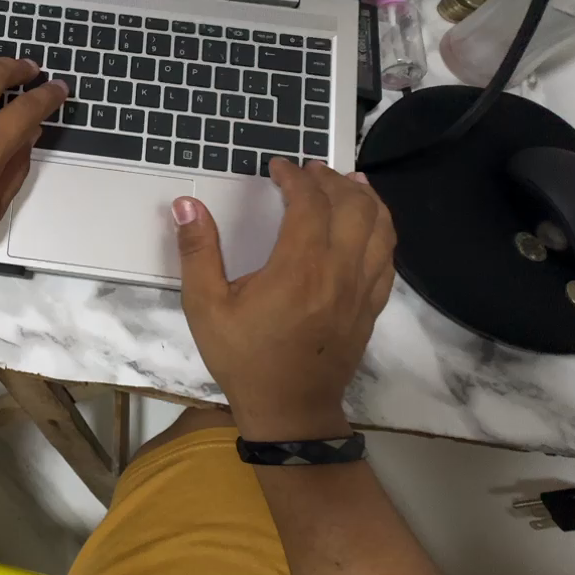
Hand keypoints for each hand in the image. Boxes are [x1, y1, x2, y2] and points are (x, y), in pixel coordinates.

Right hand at [172, 159, 395, 440]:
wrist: (289, 408)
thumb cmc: (242, 356)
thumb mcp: (204, 305)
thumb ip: (197, 251)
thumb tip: (186, 205)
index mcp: (298, 268)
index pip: (309, 204)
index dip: (296, 177)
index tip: (277, 166)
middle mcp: (339, 272)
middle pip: (353, 207)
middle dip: (332, 180)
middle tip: (308, 169)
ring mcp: (362, 290)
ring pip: (380, 228)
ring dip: (365, 198)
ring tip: (346, 181)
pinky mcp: (371, 305)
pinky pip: (388, 255)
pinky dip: (381, 228)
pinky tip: (367, 222)